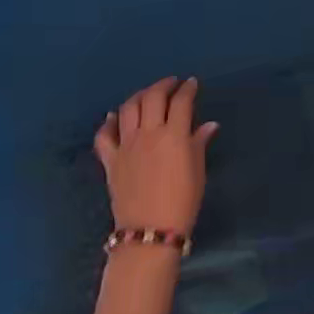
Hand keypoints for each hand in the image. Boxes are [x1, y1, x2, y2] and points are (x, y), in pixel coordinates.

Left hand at [93, 77, 217, 235]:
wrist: (150, 230)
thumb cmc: (183, 202)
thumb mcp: (198, 172)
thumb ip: (199, 143)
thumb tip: (209, 125)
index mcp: (174, 135)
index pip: (181, 102)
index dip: (187, 89)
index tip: (192, 83)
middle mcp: (148, 133)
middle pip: (152, 98)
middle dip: (163, 85)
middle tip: (172, 83)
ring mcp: (126, 145)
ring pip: (128, 109)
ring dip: (139, 96)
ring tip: (147, 94)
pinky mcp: (110, 159)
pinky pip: (104, 135)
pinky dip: (109, 122)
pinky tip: (114, 117)